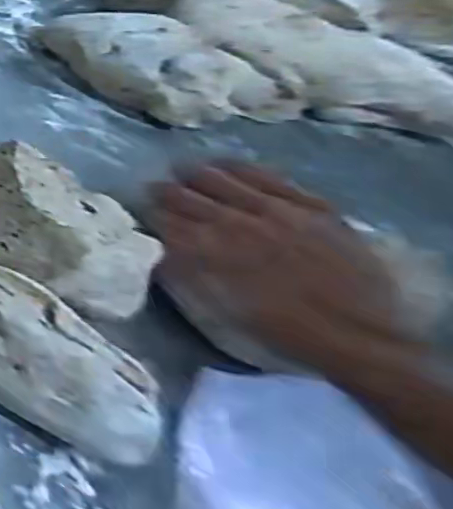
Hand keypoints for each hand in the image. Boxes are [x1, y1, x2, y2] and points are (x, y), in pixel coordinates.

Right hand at [153, 160, 415, 376]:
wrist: (363, 341)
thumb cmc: (279, 328)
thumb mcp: (215, 306)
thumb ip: (179, 269)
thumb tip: (150, 244)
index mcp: (203, 248)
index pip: (155, 216)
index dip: (145, 215)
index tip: (144, 217)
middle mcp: (231, 223)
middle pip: (177, 192)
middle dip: (161, 193)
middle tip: (158, 196)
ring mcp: (274, 212)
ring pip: (214, 176)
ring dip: (193, 177)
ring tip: (187, 177)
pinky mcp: (310, 208)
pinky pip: (265, 175)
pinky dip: (238, 169)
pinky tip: (225, 168)